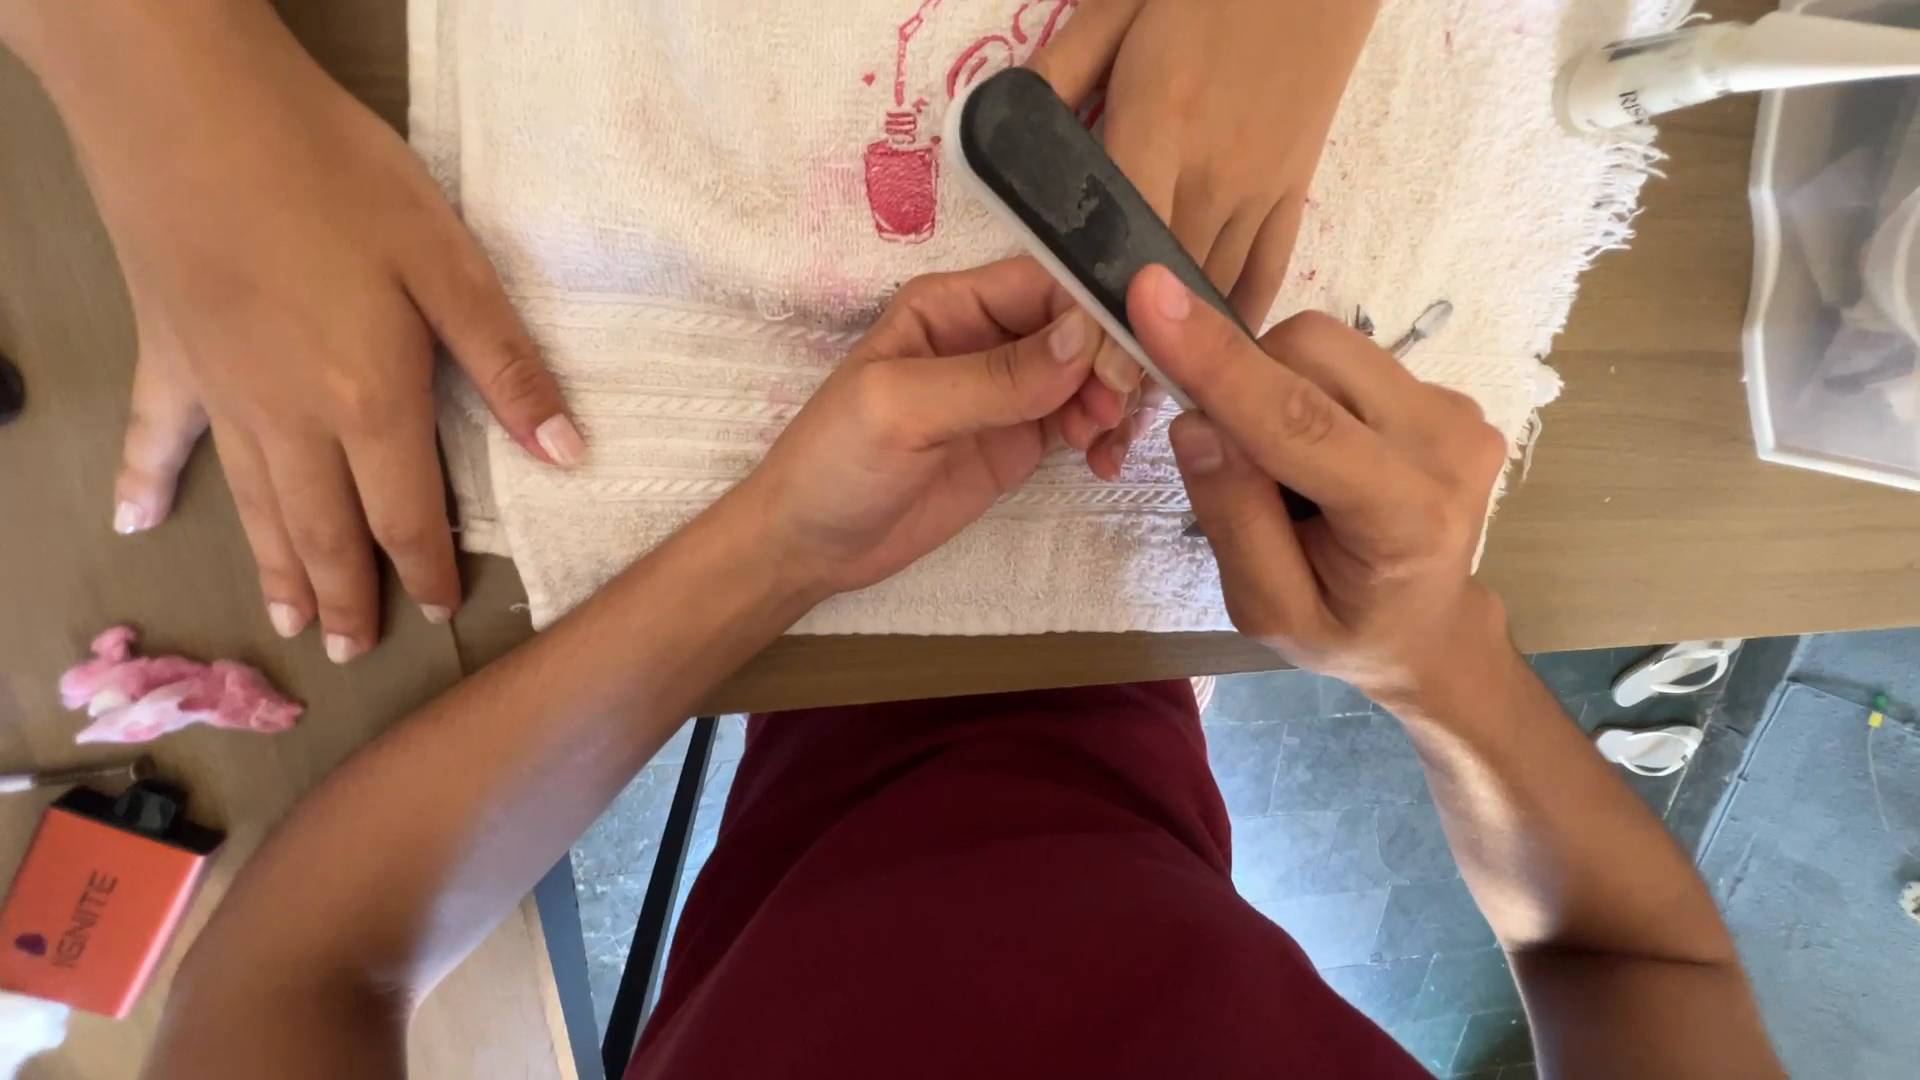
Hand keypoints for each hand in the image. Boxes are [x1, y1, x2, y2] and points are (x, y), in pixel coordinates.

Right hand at [56, 3, 577, 661]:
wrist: (189, 96)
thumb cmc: (343, 184)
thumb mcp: (456, 275)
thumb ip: (511, 371)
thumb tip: (568, 453)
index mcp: (371, 403)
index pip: (405, 515)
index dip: (425, 568)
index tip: (440, 611)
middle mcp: (290, 416)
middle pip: (325, 529)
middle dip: (347, 593)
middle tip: (351, 651)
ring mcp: (219, 388)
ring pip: (254, 504)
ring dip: (274, 568)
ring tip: (283, 625)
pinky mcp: (169, 349)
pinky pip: (161, 435)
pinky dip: (151, 481)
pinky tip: (134, 523)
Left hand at [728, 258, 1101, 598]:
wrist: (813, 545)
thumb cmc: (836, 463)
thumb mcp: (903, 409)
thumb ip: (993, 377)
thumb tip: (1084, 338)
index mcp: (951, 307)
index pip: (1044, 285)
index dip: (1091, 314)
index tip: (1119, 363)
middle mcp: (986, 339)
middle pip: (1077, 328)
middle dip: (1111, 361)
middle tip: (1115, 412)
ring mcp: (1006, 394)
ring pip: (1087, 375)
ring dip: (1113, 401)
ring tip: (1105, 443)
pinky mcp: (1017, 442)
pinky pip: (1077, 422)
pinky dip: (1102, 435)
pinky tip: (1102, 462)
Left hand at [1031, 0, 1378, 474]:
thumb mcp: (1114, 12)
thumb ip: (1056, 81)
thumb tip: (1003, 130)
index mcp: (1156, 128)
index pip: (1120, 247)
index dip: (1104, 317)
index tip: (1089, 377)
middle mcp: (1210, 174)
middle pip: (1167, 289)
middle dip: (1139, 357)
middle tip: (1111, 418)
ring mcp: (1261, 189)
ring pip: (1215, 294)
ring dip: (1189, 356)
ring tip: (1155, 410)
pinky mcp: (1294, 193)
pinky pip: (1264, 273)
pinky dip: (1238, 322)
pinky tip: (1221, 363)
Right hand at [1129, 265, 1510, 704]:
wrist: (1428, 628)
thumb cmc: (1341, 631)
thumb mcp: (1263, 606)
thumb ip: (1230, 516)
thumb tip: (1194, 421)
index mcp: (1403, 518)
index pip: (1298, 424)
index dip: (1220, 362)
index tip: (1152, 299)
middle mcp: (1446, 444)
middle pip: (1310, 353)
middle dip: (1242, 382)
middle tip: (1230, 456)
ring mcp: (1456, 411)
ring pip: (1325, 343)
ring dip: (1269, 386)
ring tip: (1278, 464)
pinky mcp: (1446, 394)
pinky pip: (1343, 358)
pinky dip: (1300, 391)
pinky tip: (1312, 451)